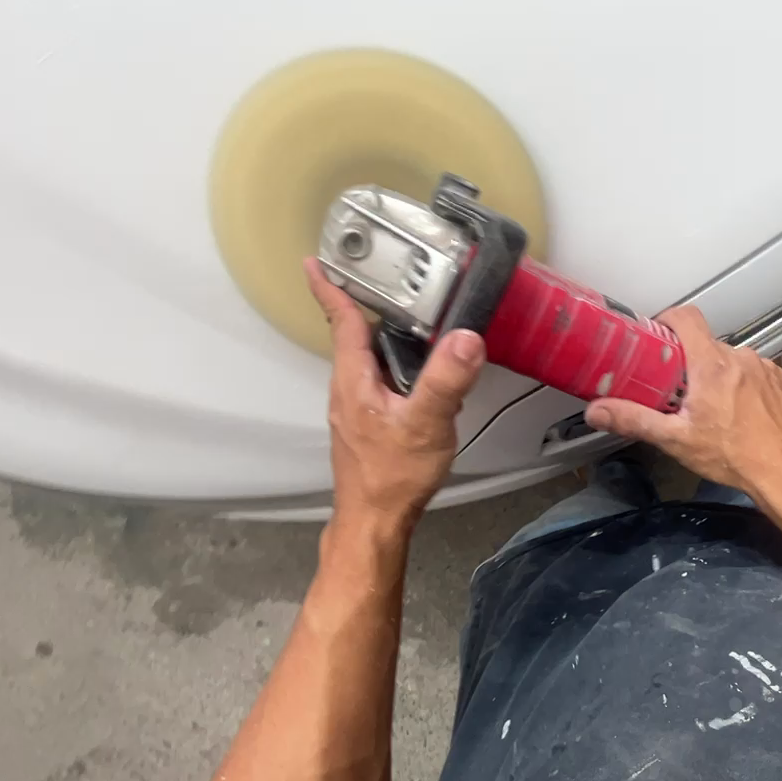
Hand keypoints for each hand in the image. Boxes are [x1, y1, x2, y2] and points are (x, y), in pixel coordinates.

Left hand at [304, 257, 485, 529]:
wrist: (376, 520)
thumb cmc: (392, 475)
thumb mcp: (426, 422)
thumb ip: (446, 380)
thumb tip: (465, 338)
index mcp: (355, 380)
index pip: (343, 322)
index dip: (330, 288)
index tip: (316, 261)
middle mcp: (349, 390)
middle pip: (358, 338)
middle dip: (371, 308)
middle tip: (392, 283)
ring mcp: (357, 410)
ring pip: (370, 363)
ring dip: (386, 340)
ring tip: (416, 326)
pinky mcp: (370, 426)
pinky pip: (381, 384)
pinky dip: (397, 369)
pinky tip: (422, 381)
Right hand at [585, 306, 781, 504]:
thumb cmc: (734, 456)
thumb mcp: (676, 440)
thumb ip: (634, 420)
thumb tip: (596, 412)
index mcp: (712, 364)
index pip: (686, 317)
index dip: (667, 320)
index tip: (657, 338)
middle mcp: (741, 357)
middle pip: (706, 345)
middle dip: (690, 364)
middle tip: (678, 393)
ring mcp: (765, 368)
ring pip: (731, 361)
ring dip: (718, 378)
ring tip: (712, 411)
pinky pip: (754, 374)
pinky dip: (743, 387)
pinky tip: (740, 415)